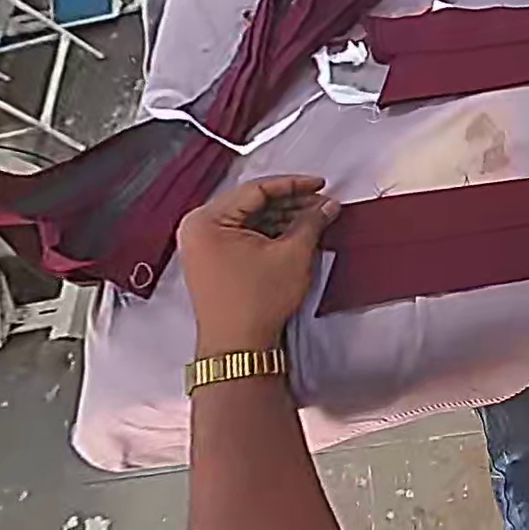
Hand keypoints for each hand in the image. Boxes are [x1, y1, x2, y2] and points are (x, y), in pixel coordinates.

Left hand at [177, 176, 338, 354]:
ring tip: (316, 218)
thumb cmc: (257, 301)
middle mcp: (199, 228)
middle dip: (292, 202)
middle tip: (323, 203)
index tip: (321, 185)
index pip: (256, 189)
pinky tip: (298, 233)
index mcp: (208, 220)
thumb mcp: (293, 255)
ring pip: (251, 219)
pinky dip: (272, 232)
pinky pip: (246, 234)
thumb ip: (312, 222)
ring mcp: (205, 245)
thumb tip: (329, 205)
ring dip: (284, 217)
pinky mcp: (215, 259)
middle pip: (252, 202)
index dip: (294, 185)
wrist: (239, 344)